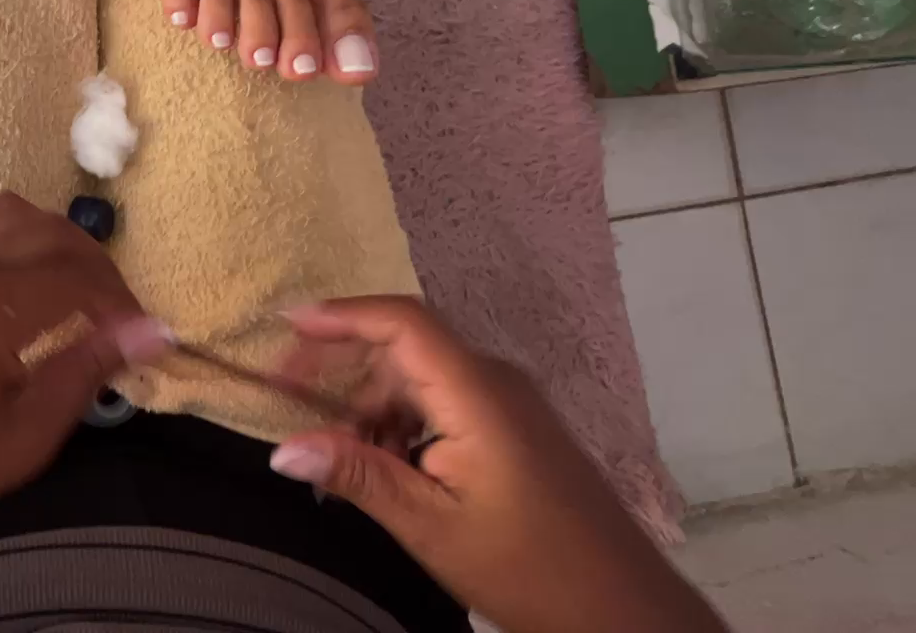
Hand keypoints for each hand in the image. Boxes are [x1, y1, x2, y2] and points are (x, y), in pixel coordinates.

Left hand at [0, 193, 171, 554]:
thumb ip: (90, 368)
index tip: (140, 330)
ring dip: (57, 239)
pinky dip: (15, 230)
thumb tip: (156, 330)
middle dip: (96, 266)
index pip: (73, 277)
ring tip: (75, 284)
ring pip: (15, 210)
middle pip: (50, 232)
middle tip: (115, 310)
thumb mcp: (25, 434)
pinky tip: (26, 269)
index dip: (118, 300)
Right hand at [142, 0, 379, 84]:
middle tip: (262, 54)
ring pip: (223, 29)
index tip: (308, 71)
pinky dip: (184, 14)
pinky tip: (188, 10)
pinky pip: (177, 2)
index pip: (329, 24)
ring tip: (224, 31)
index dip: (320, 56)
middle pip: (273, 36)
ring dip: (227, 37)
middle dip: (271, 53)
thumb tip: (350, 58)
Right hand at [269, 298, 727, 632]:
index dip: (340, 313)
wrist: (633, 619)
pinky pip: (436, 401)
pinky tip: (383, 466)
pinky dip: (398, 424)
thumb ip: (356, 477)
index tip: (286, 323)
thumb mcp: (432, 527)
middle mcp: (490, 380)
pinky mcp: (507, 423)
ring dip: (368, 407)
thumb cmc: (533, 572)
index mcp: (476, 394)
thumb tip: (281, 450)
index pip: (401, 322)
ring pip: (414, 379)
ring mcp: (503, 400)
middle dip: (339, 367)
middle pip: (398, 347)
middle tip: (287, 394)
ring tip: (339, 455)